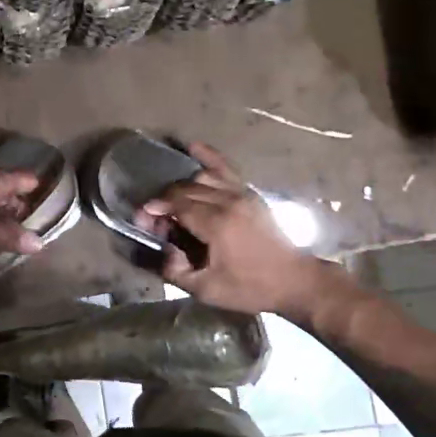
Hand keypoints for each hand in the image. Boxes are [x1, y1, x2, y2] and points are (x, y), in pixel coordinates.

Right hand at [134, 142, 357, 321]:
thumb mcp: (206, 289)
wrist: (293, 280)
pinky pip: (225, 168)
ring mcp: (241, 194)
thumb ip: (175, 270)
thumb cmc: (249, 287)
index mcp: (216, 224)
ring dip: (181, 187)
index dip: (154, 210)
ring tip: (171, 202)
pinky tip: (193, 146)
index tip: (141, 219)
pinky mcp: (250, 194)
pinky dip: (208, 156)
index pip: (175, 206)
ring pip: (201, 178)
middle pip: (184, 190)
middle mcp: (227, 202)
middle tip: (153, 217)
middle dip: (163, 200)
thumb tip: (164, 250)